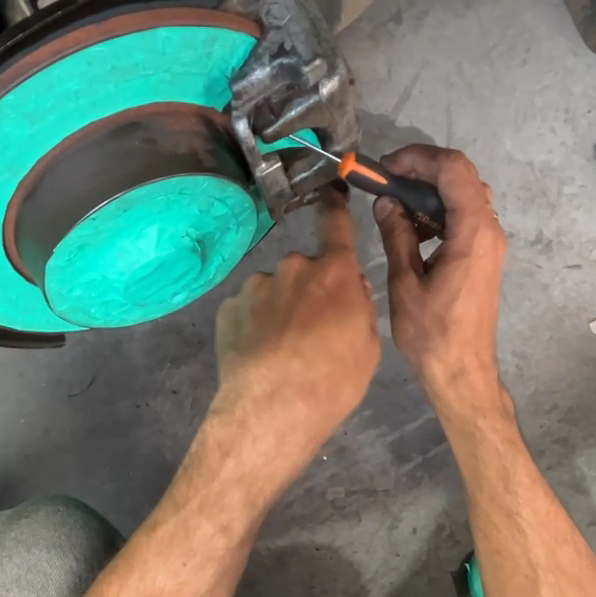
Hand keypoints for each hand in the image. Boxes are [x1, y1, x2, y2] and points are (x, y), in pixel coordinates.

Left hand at [212, 189, 380, 463]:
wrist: (272, 409)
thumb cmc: (332, 381)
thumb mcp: (367, 348)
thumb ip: (360, 311)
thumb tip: (351, 292)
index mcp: (334, 272)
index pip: (336, 225)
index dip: (335, 205)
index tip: (333, 187)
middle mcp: (292, 268)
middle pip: (304, 272)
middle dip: (307, 293)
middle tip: (310, 335)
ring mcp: (255, 288)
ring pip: (272, 294)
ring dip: (277, 313)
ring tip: (280, 355)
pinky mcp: (228, 311)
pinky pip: (247, 313)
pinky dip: (253, 329)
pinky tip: (257, 359)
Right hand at [372, 146, 507, 409]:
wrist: (462, 371)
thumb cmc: (432, 334)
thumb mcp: (405, 284)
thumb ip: (397, 237)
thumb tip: (387, 204)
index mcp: (473, 232)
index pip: (452, 170)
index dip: (418, 159)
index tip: (386, 167)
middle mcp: (489, 230)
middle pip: (461, 177)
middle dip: (423, 171)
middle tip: (386, 183)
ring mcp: (490, 243)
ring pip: (464, 196)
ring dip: (430, 192)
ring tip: (394, 206)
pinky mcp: (484, 257)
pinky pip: (465, 218)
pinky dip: (439, 213)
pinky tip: (412, 230)